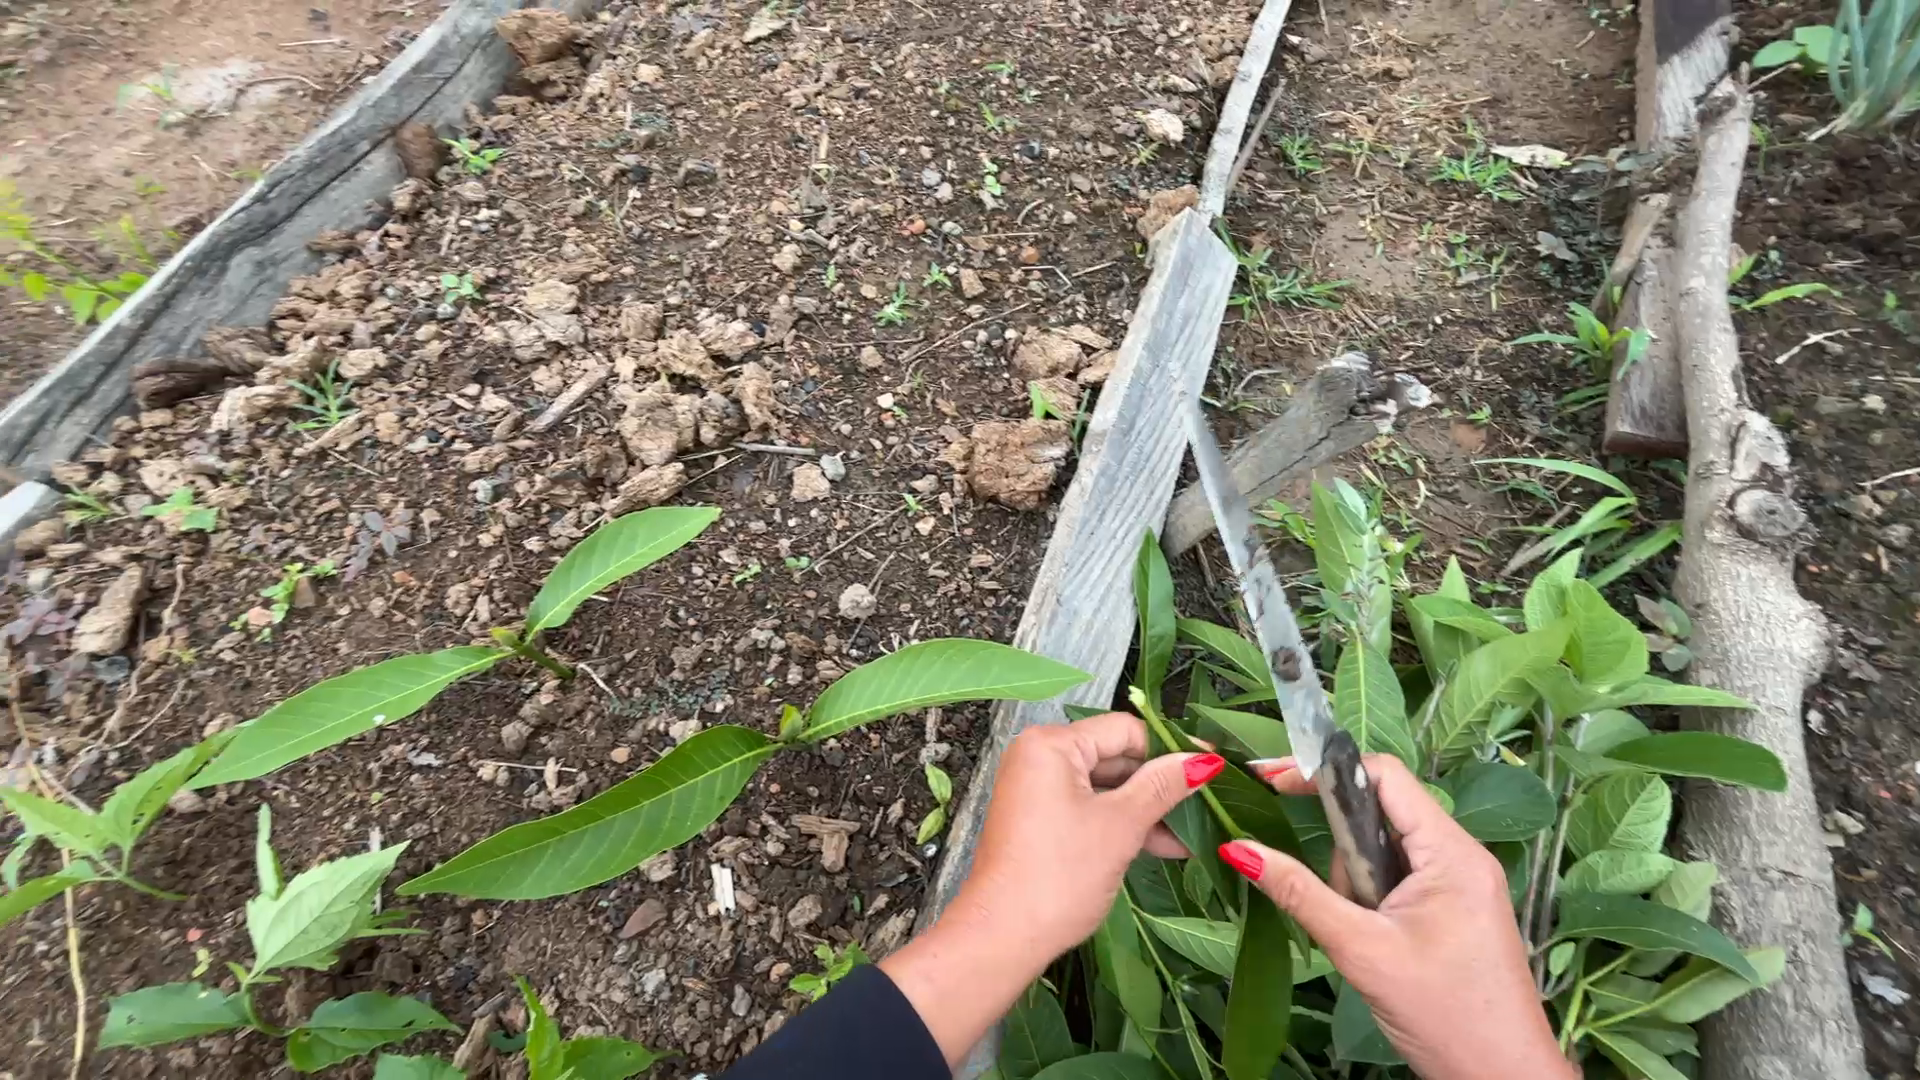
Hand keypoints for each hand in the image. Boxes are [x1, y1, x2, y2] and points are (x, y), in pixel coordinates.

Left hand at [880, 712, 1222, 1064]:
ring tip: (1196, 832)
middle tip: (1209, 802)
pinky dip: (1122, 823)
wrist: (1002, 935)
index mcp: (1051, 743)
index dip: (1170, 748)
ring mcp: (1038, 788)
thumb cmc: (1060, 874)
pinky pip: (1090, 807)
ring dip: (1147, 809)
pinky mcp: (1041, 818)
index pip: (1124, 730)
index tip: (1213, 765)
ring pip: (1105, 786)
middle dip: (1160, 783)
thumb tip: (1202, 759)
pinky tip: (1165, 846)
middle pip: (1114, 756)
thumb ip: (1161, 786)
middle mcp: (1040, 756)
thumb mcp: (1119, 826)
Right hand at [1217, 753, 1573, 1079]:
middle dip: (1337, 839)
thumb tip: (1237, 848)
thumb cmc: (1444, 1016)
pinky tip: (1365, 929)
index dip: (1326, 770)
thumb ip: (1297, 892)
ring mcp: (1456, 881)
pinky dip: (1364, 891)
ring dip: (1350, 874)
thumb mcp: (1360, 948)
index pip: (1383, 775)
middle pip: (1377, 809)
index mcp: (1451, 851)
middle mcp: (1458, 854)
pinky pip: (1391, 871)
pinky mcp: (1448, 905)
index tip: (1275, 782)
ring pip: (1379, 844)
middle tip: (1320, 881)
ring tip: (1356, 927)